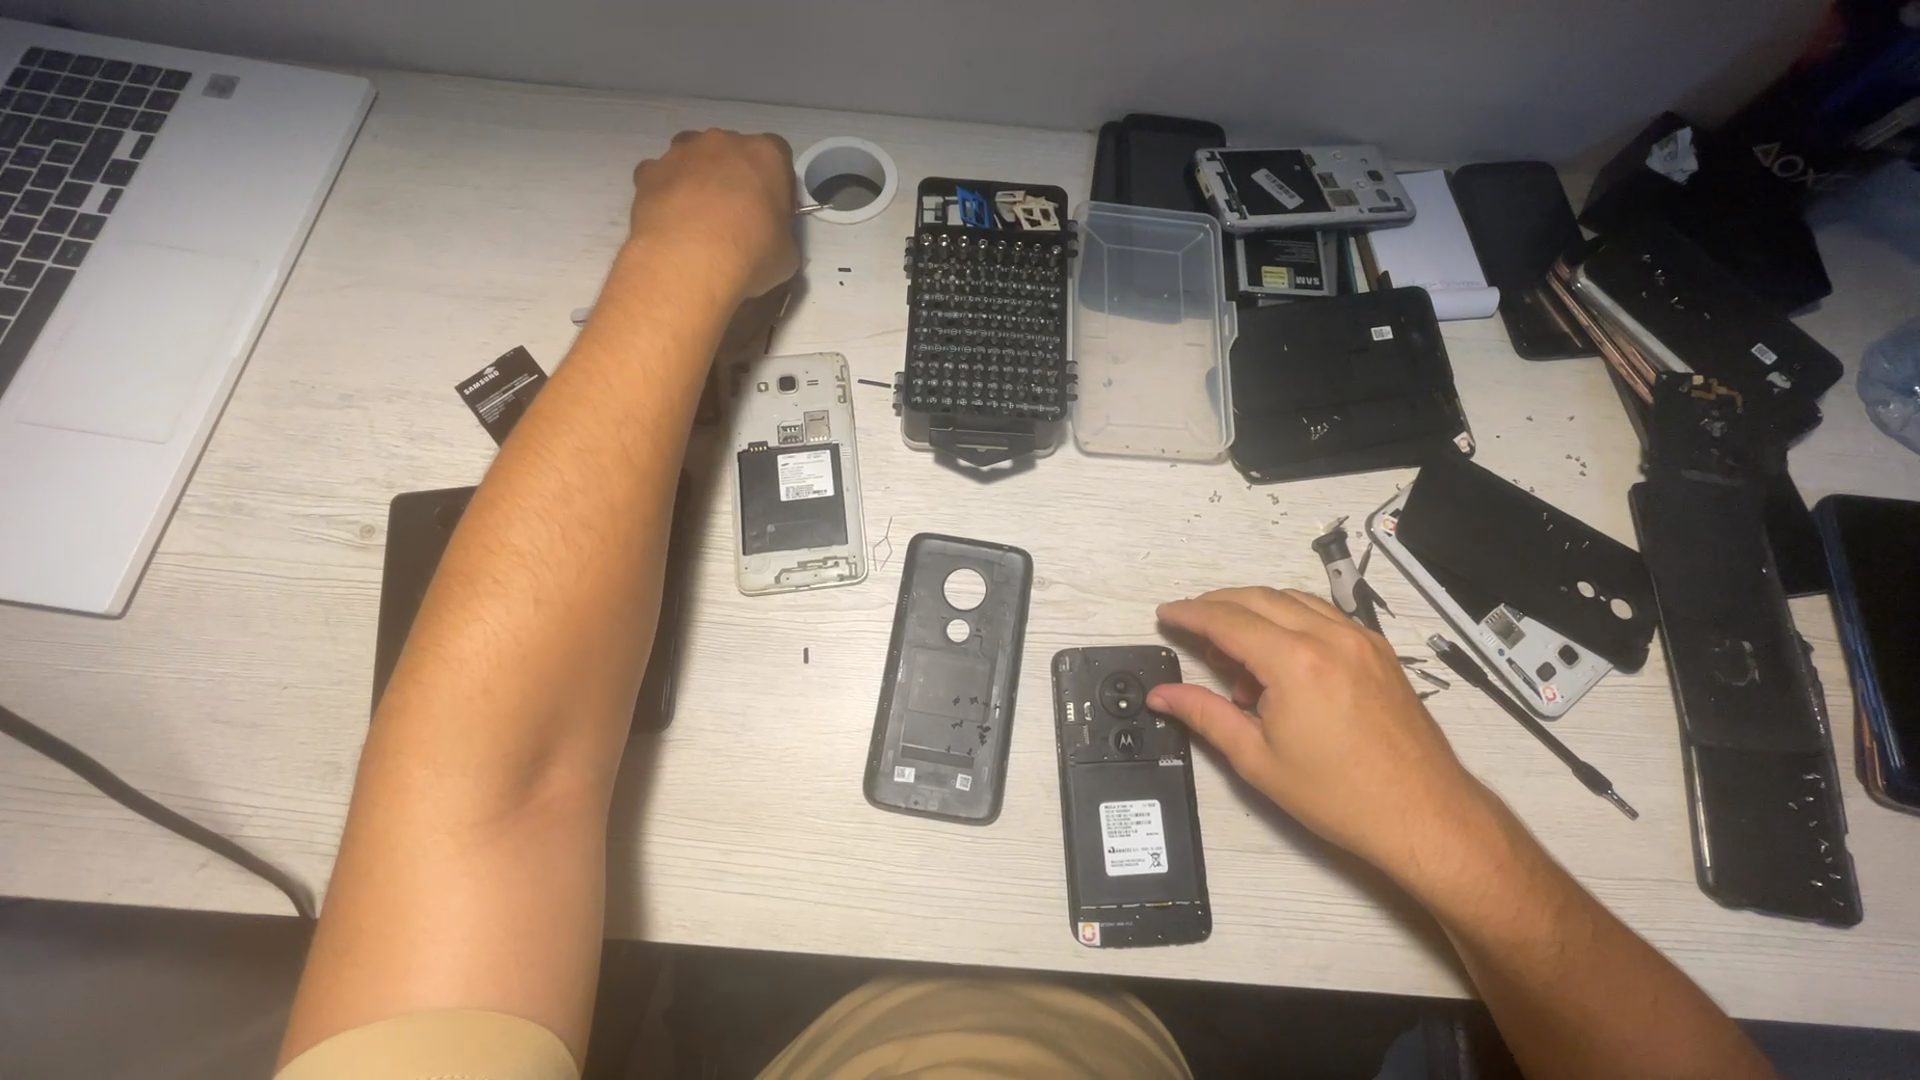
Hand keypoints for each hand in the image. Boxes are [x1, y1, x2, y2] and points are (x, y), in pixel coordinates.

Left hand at [626, 129, 800, 299]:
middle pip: (733, 152)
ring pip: (694, 157)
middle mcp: (722, 142)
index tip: (774, 211)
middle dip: (736, 178)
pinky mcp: (649, 172)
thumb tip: (771, 241)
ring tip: (700, 220)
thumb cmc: (750, 254)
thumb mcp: (786, 255)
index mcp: (766, 155)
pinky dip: (667, 193)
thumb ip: (781, 236)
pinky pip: (661, 176)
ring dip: (699, 179)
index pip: (779, 155)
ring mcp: (681, 153)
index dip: (777, 184)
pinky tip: (671, 222)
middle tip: (738, 218)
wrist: (688, 262)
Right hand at [1149, 587, 1487, 877]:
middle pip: (1258, 599)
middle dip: (1216, 605)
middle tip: (1189, 626)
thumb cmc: (1339, 796)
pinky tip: (1277, 657)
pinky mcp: (1378, 651)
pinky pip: (1322, 615)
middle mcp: (1330, 638)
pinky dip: (1289, 620)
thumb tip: (1161, 695)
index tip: (1165, 614)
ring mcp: (1360, 640)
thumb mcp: (1257, 759)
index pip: (1227, 620)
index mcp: (1296, 663)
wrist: (1425, 816)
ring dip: (1253, 611)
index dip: (1190, 614)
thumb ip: (1204, 715)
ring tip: (1231, 652)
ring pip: (1292, 600)